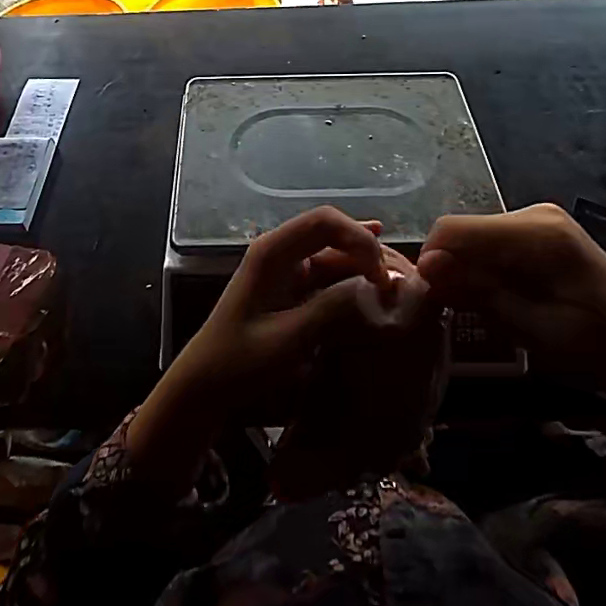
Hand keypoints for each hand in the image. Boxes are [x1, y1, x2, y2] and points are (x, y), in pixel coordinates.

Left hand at [128, 207, 391, 488]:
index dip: (359, 237)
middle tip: (399, 283)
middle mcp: (280, 252)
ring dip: (364, 267)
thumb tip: (380, 287)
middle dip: (367, 251)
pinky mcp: (292, 289)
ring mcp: (286, 270)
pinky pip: (328, 275)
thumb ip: (332, 309)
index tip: (381, 274)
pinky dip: (353, 280)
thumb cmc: (240, 361)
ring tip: (397, 287)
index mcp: (271, 252)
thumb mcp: (289, 338)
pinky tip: (378, 283)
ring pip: (334, 255)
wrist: (206, 385)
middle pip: (333, 234)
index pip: (324, 221)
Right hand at [419, 204, 605, 445]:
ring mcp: (538, 222)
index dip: (432, 262)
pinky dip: (486, 274)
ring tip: (491, 313)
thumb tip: (425, 265)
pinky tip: (506, 301)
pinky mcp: (539, 235)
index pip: (452, 229)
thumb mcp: (534, 328)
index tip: (436, 300)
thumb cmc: (600, 349)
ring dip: (469, 275)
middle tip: (466, 315)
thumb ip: (478, 291)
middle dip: (452, 270)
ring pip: (472, 242)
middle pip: (461, 234)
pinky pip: (491, 247)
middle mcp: (534, 214)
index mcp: (536, 232)